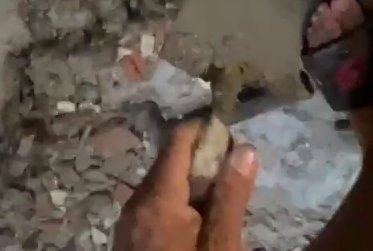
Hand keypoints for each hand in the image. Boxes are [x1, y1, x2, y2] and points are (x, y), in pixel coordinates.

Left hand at [114, 121, 258, 250]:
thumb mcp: (220, 247)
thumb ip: (232, 195)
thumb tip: (245, 147)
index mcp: (156, 196)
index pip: (179, 136)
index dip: (209, 132)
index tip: (236, 147)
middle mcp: (135, 201)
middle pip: (172, 160)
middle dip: (205, 163)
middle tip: (234, 186)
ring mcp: (127, 224)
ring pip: (165, 184)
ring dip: (194, 188)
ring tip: (221, 213)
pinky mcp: (128, 243)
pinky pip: (155, 208)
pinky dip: (179, 207)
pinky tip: (198, 233)